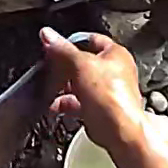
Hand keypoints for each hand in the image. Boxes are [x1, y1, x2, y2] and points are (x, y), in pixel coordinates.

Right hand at [41, 29, 146, 157]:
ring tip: (51, 88)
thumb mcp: (81, 65)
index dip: (72, 42)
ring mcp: (106, 91)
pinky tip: (55, 105)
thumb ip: (63, 50)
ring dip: (63, 86)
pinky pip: (78, 101)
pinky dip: (66, 102)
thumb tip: (48, 35)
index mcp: (115, 54)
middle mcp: (113, 71)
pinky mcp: (99, 108)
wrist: (119, 131)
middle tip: (51, 68)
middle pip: (83, 62)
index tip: (55, 46)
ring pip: (79, 83)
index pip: (91, 39)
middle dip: (65, 67)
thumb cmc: (112, 98)